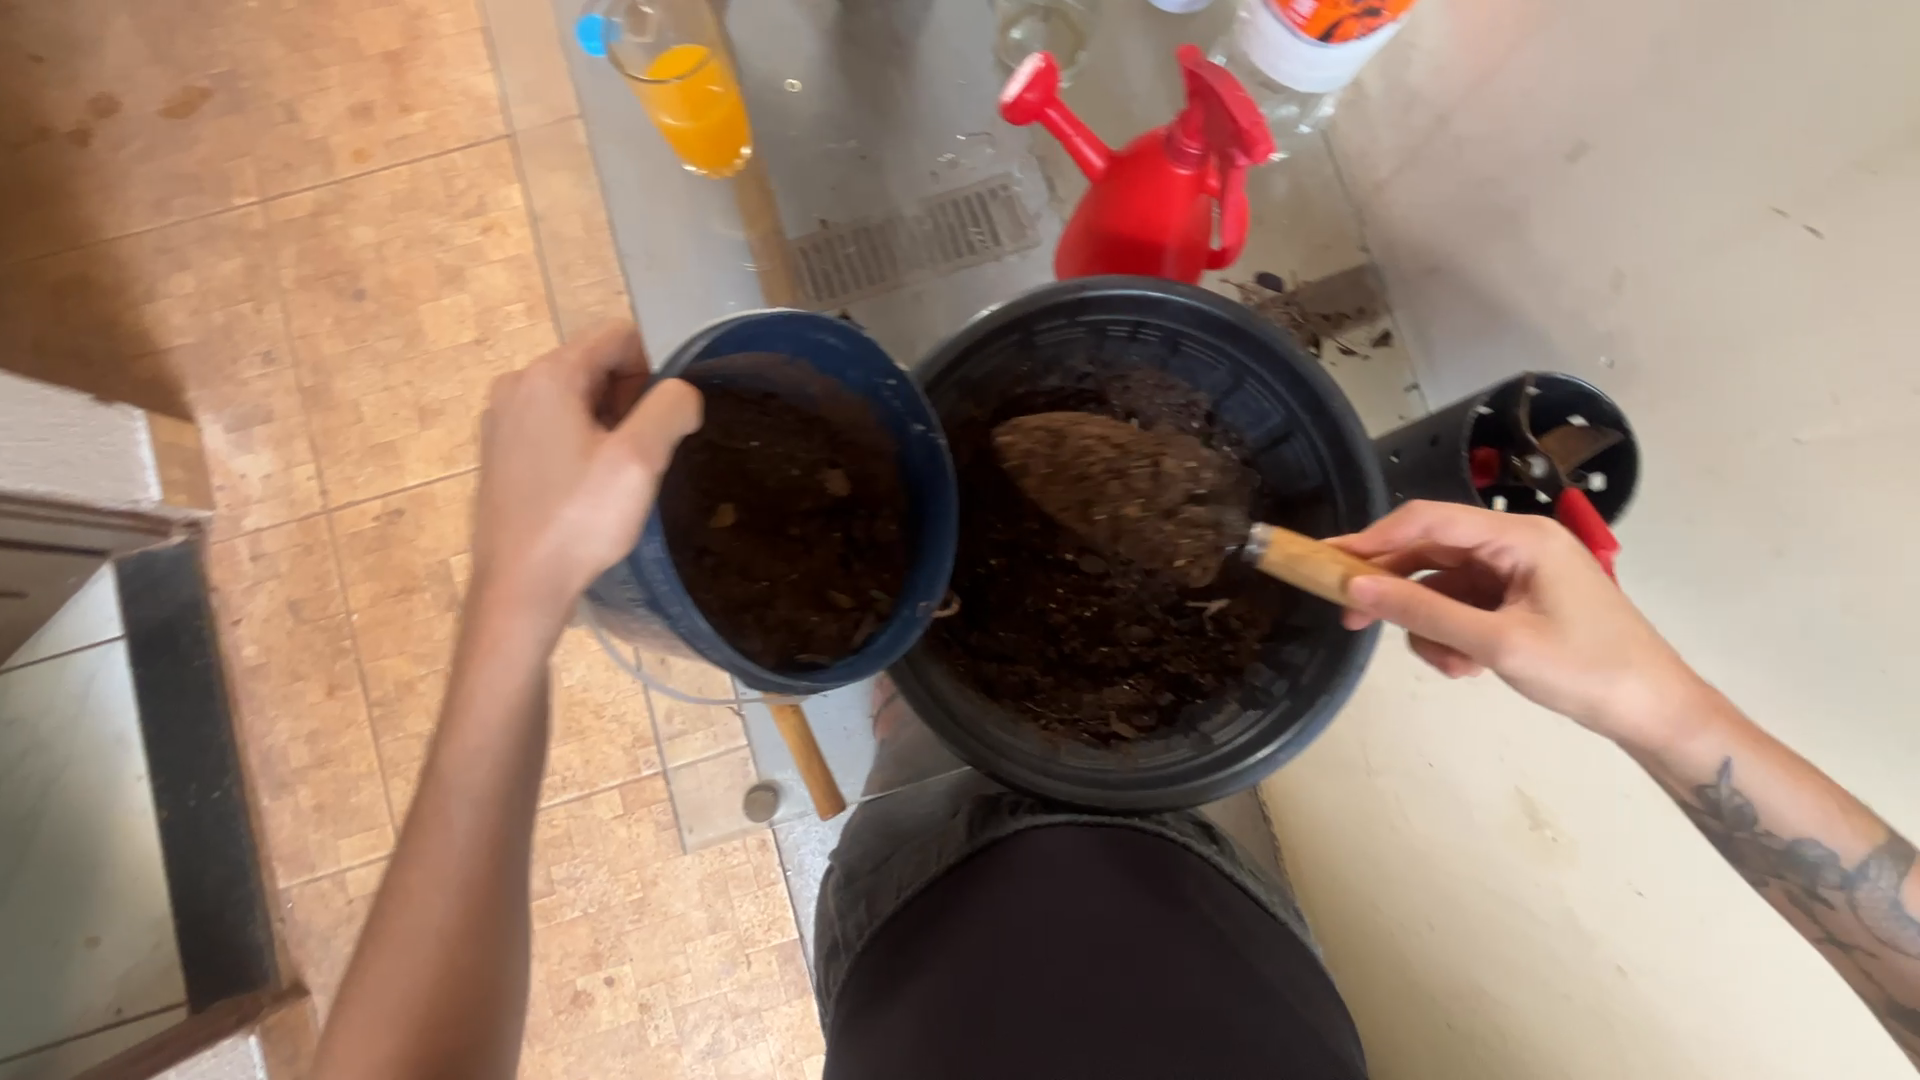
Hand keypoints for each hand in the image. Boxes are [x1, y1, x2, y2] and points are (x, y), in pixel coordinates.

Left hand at [471, 321, 702, 620]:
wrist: (520, 585)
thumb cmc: (580, 520)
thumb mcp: (640, 459)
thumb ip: (671, 409)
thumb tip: (683, 393)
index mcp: (547, 376)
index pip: (618, 336)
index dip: (656, 367)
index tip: (668, 417)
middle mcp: (517, 386)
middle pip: (596, 365)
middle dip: (633, 398)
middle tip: (647, 452)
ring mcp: (503, 420)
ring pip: (578, 397)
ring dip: (612, 423)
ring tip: (622, 474)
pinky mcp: (502, 452)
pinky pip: (557, 425)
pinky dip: (585, 442)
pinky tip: (592, 486)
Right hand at [1331, 501, 1706, 748]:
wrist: (1658, 715)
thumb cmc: (1588, 670)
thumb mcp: (1496, 642)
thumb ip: (1421, 612)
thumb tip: (1354, 587)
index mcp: (1519, 537)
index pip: (1427, 520)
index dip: (1373, 538)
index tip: (1327, 560)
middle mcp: (1513, 546)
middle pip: (1427, 553)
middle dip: (1392, 589)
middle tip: (1350, 618)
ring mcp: (1513, 575)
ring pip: (1437, 588)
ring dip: (1427, 626)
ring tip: (1447, 666)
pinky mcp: (1513, 603)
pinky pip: (1457, 609)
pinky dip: (1449, 636)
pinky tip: (1465, 666)